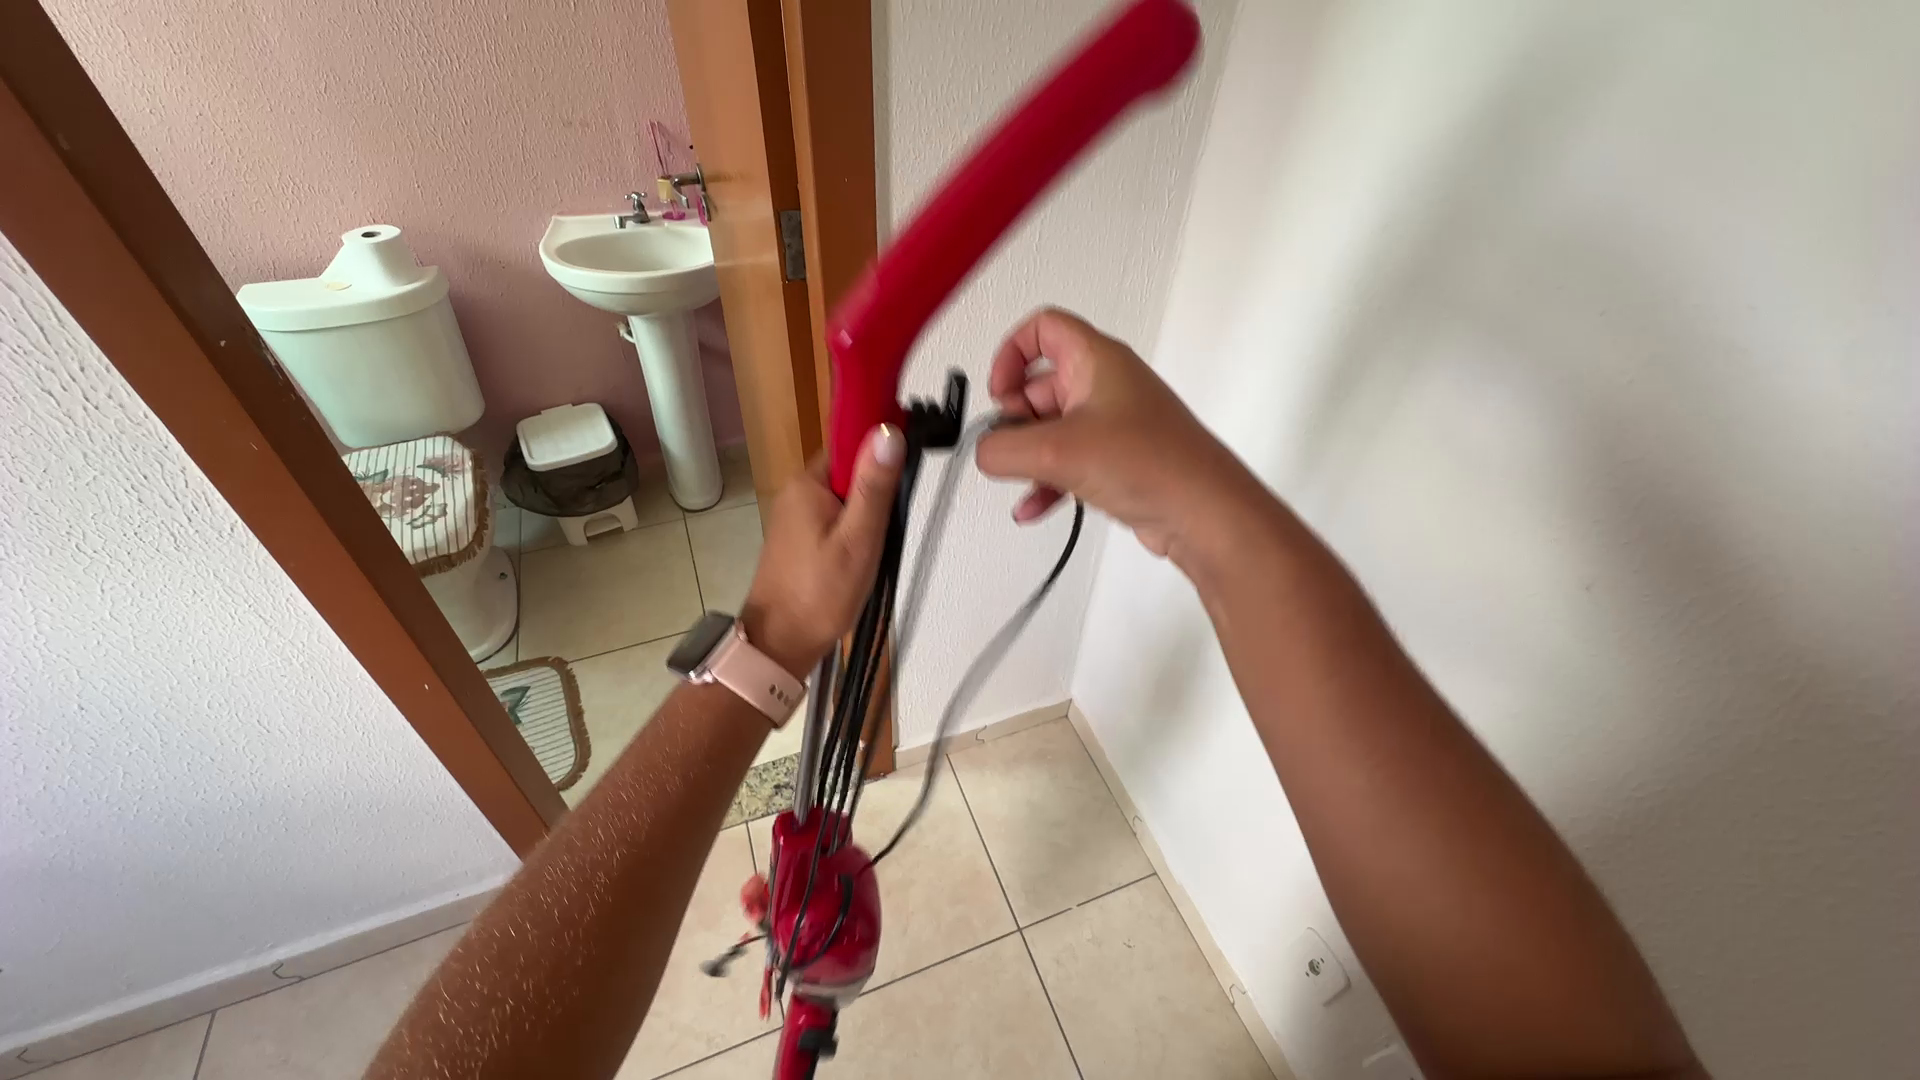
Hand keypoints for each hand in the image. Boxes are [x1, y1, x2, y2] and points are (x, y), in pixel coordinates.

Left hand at [740, 425, 905, 676]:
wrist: (781, 644)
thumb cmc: (821, 593)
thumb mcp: (858, 538)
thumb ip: (875, 486)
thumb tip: (890, 430)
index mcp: (807, 482)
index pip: (851, 443)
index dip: (880, 452)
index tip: (905, 476)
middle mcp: (797, 491)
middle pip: (850, 471)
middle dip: (877, 493)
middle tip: (890, 527)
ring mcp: (796, 516)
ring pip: (845, 498)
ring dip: (868, 516)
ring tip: (878, 547)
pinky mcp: (799, 538)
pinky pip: (835, 518)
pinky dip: (854, 531)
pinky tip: (862, 556)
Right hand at [975, 307, 1254, 560]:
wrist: (1203, 513)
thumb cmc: (1154, 464)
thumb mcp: (1057, 452)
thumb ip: (1003, 448)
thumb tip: (983, 451)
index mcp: (1096, 360)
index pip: (1043, 328)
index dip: (1011, 353)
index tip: (998, 392)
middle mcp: (1105, 385)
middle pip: (1039, 385)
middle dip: (1014, 419)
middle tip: (1006, 447)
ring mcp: (1112, 424)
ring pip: (1051, 429)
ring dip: (1028, 456)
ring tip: (1020, 479)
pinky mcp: (1117, 459)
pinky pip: (1068, 462)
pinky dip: (1046, 481)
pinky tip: (1032, 507)